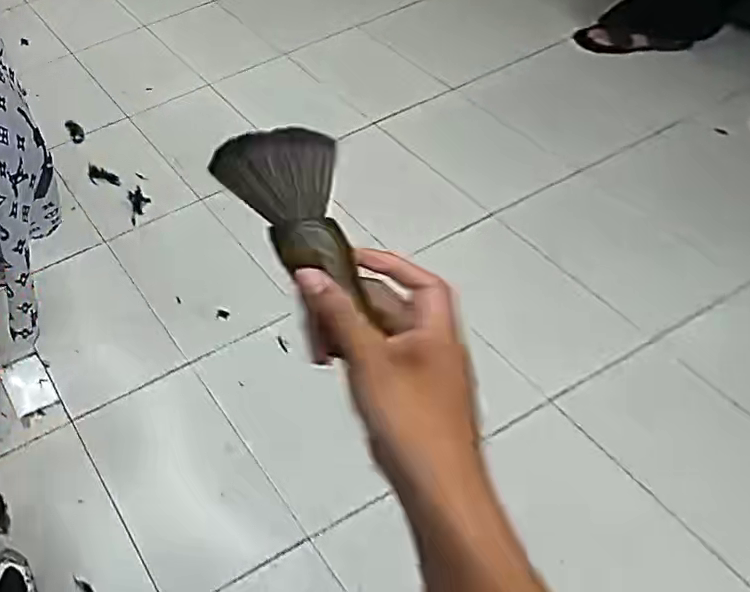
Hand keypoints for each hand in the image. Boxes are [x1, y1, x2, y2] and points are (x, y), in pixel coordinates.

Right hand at [295, 251, 479, 495]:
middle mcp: (431, 348)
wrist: (436, 492)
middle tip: (316, 303)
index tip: (350, 257)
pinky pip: (373, 354)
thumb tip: (313, 276)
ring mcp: (419, 371)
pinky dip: (349, 350)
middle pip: (386, 304)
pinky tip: (332, 360)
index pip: (420, 280)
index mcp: (435, 333)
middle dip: (347, 301)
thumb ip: (338, 312)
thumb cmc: (419, 432)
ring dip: (343, 328)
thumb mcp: (367, 358)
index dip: (386, 262)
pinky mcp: (404, 392)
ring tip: (320, 341)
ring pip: (375, 330)